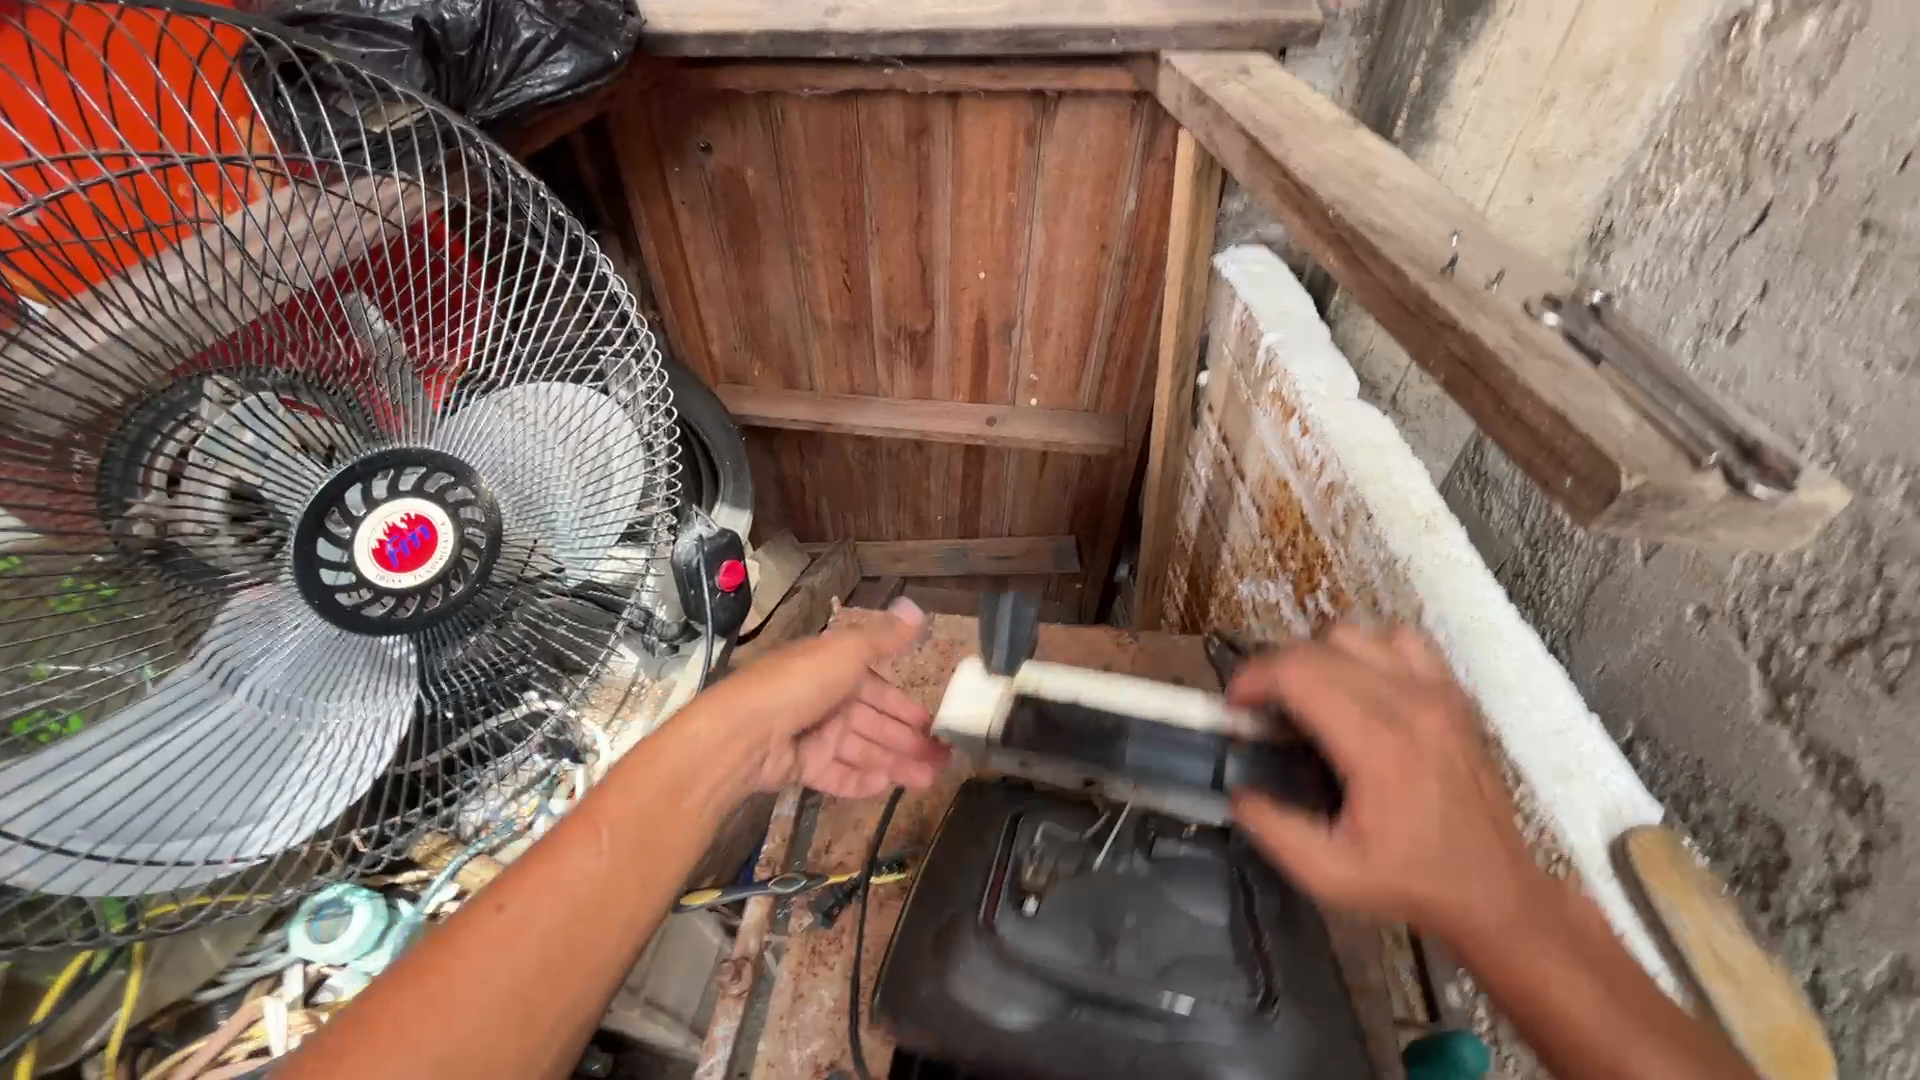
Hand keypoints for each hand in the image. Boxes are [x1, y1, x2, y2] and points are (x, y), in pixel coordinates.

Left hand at [690, 598, 949, 799]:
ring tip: (929, 780)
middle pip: (873, 724)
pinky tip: (886, 789)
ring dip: (895, 764)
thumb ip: (885, 637)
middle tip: (942, 759)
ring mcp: (812, 736)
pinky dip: (861, 782)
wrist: (745, 730)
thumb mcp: (848, 649)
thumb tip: (917, 607)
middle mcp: (825, 701)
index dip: (904, 706)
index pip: (877, 688)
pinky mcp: (801, 767)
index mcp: (834, 669)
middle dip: (908, 740)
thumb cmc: (802, 682)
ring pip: (862, 752)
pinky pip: (837, 775)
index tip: (932, 722)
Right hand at [1228, 623, 1544, 942]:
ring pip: (1352, 635)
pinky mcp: (1452, 692)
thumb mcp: (1327, 875)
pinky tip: (1356, 684)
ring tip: (1304, 696)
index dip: (1251, 679)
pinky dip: (1364, 651)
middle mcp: (1410, 705)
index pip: (1297, 674)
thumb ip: (1270, 828)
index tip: (1236, 707)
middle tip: (1260, 709)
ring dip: (1315, 657)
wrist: (1495, 891)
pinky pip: (1397, 640)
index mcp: (1379, 747)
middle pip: (1316, 648)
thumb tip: (1235, 788)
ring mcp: (1437, 692)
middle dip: (1271, 670)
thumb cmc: (1412, 881)